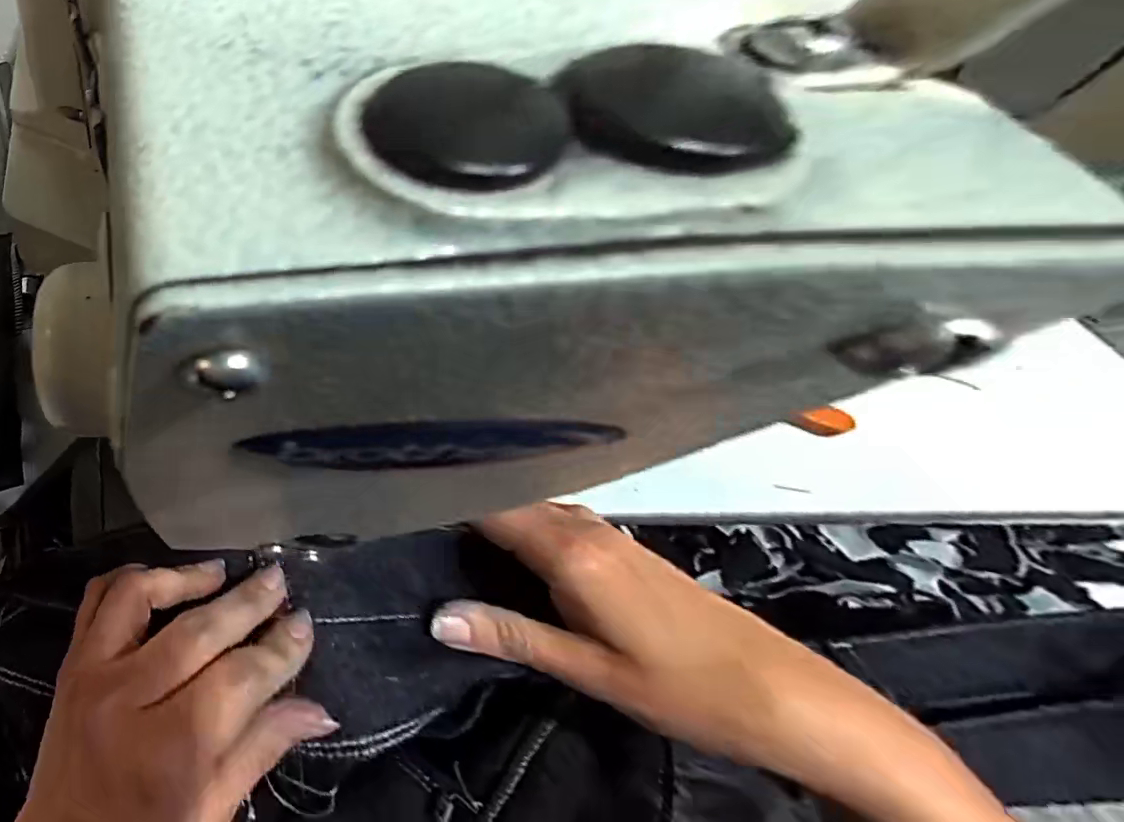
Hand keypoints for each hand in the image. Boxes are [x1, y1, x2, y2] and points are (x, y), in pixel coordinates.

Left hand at [18, 561, 337, 821]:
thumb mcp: (209, 812)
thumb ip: (259, 749)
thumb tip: (318, 709)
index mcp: (166, 752)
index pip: (236, 682)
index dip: (277, 650)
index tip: (304, 624)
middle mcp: (124, 700)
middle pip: (196, 632)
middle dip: (246, 602)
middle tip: (277, 579)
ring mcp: (90, 673)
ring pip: (140, 596)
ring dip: (185, 577)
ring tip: (222, 571)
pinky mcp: (70, 661)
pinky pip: (97, 597)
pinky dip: (130, 577)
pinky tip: (162, 577)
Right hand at [430, 503, 1005, 821]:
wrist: (797, 701)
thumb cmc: (689, 689)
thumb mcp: (591, 671)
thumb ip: (510, 635)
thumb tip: (436, 617)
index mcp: (569, 550)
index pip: (488, 505)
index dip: (442, 496)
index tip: (397, 492)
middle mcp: (585, 527)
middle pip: (506, 497)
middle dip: (460, 496)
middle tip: (409, 505)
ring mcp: (608, 533)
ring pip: (531, 504)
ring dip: (491, 507)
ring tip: (444, 516)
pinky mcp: (624, 547)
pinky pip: (554, 517)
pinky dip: (522, 520)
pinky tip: (508, 541)